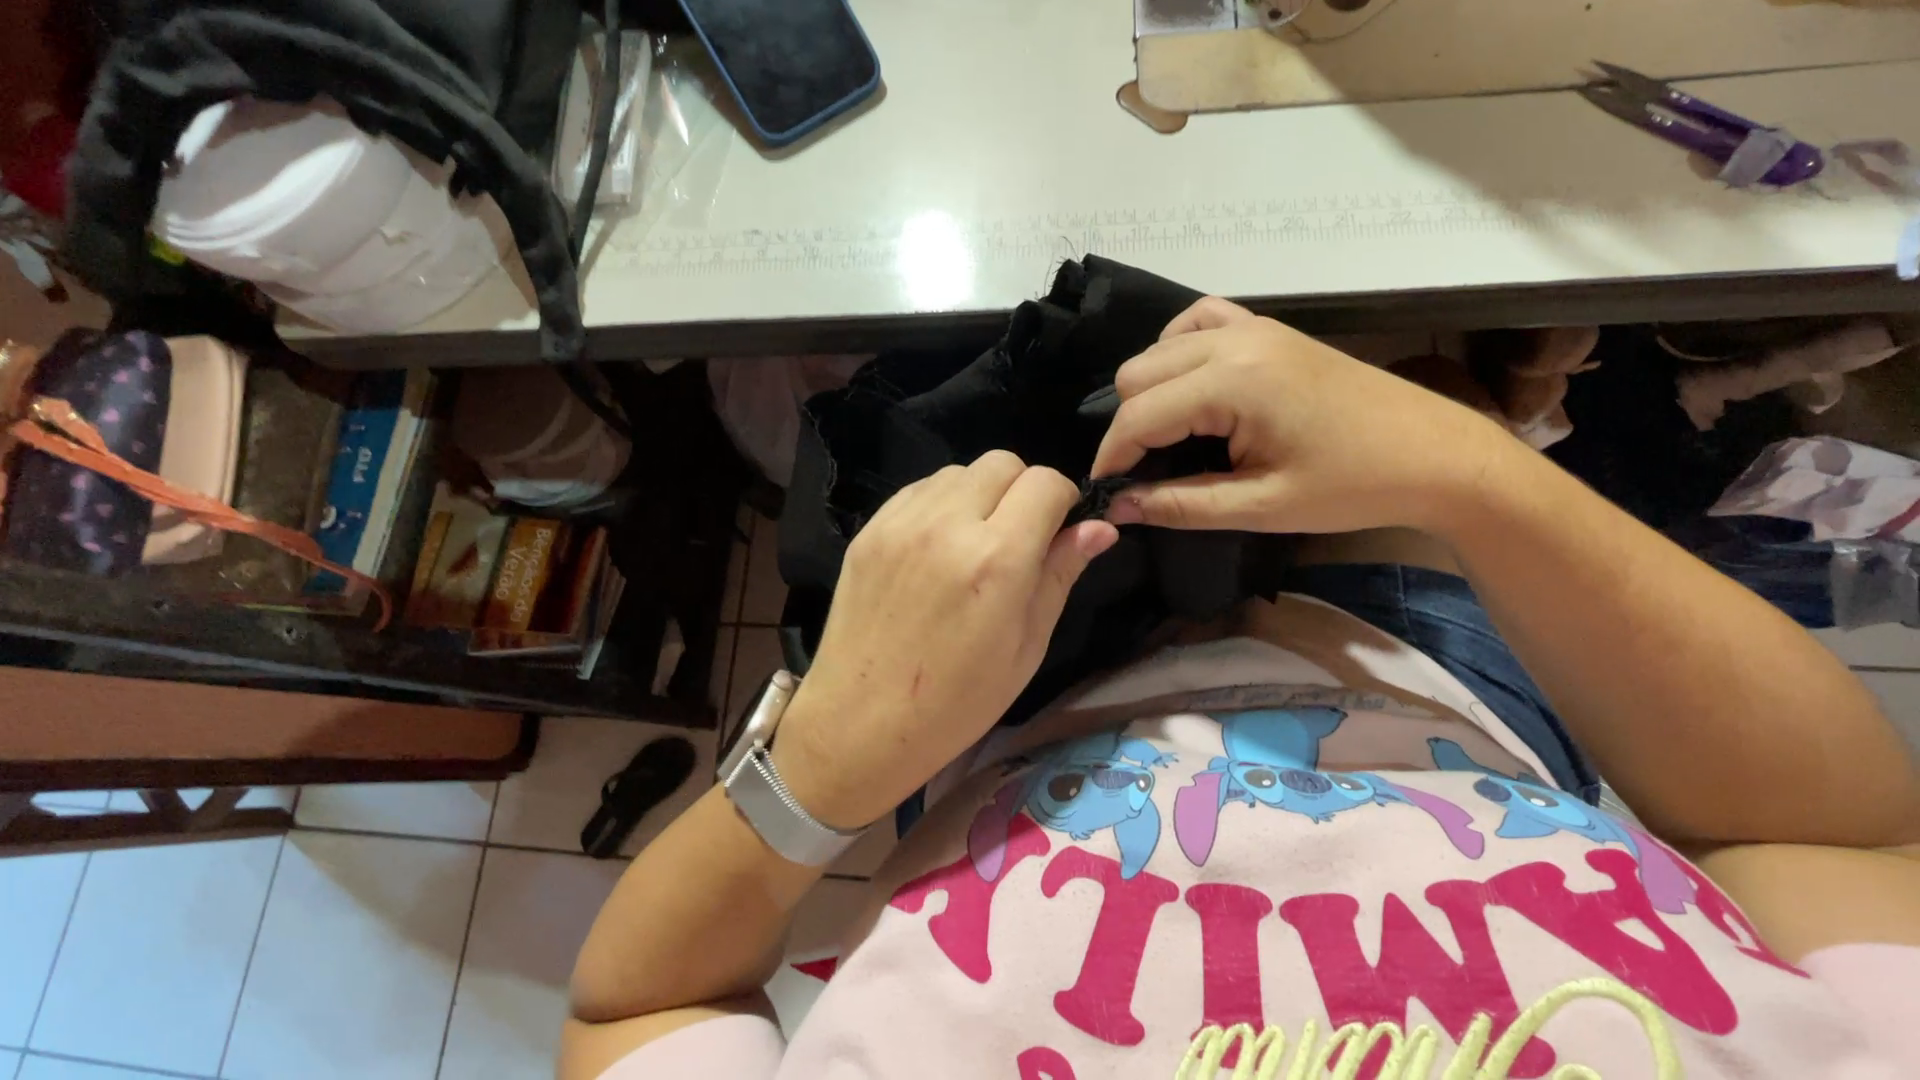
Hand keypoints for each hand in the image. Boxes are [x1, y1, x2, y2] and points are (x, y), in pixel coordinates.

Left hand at [772, 451, 1118, 828]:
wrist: (860, 723)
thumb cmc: (957, 702)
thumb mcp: (1026, 646)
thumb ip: (1060, 575)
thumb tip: (1099, 527)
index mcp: (997, 558)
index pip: (1045, 483)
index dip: (1063, 502)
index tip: (1060, 532)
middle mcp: (948, 524)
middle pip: (1003, 464)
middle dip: (1024, 491)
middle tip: (1020, 539)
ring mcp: (901, 522)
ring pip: (959, 472)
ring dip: (980, 494)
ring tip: (976, 545)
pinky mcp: (870, 529)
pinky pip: (920, 490)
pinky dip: (942, 504)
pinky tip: (939, 549)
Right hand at [1090, 297, 1513, 536]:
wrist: (1434, 454)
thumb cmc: (1352, 486)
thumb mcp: (1261, 506)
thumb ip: (1180, 505)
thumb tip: (1117, 508)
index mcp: (1231, 382)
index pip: (1137, 415)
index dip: (1111, 458)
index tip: (1105, 495)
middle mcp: (1233, 340)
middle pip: (1137, 374)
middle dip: (1128, 426)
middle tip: (1145, 474)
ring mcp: (1252, 327)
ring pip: (1159, 348)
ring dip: (1150, 392)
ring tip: (1168, 438)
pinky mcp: (1268, 329)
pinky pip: (1198, 322)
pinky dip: (1179, 352)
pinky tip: (1191, 387)